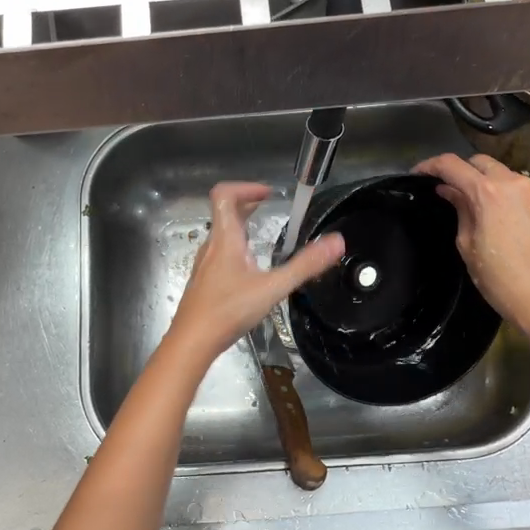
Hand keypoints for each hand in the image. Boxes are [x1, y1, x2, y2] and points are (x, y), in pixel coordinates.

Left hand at [167, 182, 344, 361]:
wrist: (192, 342)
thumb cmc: (228, 311)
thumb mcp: (272, 288)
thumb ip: (305, 266)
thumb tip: (337, 241)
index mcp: (225, 240)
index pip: (224, 195)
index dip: (245, 187)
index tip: (267, 194)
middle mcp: (211, 247)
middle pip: (224, 213)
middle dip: (247, 205)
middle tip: (268, 207)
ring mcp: (205, 266)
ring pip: (222, 236)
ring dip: (241, 227)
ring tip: (263, 236)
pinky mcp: (204, 283)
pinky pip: (220, 255)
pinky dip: (237, 249)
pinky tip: (250, 270)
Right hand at [413, 154, 529, 351]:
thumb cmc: (501, 280)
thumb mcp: (468, 246)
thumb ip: (460, 210)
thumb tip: (450, 191)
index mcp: (489, 194)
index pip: (452, 165)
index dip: (432, 166)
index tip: (421, 173)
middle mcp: (518, 184)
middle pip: (483, 163)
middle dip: (465, 172)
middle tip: (455, 192)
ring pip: (510, 178)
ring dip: (494, 187)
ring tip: (489, 213)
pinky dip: (518, 202)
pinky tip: (517, 226)